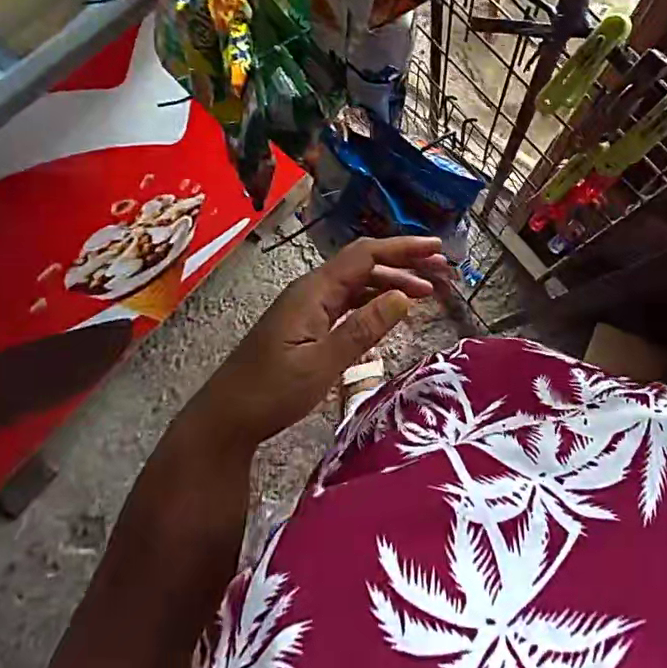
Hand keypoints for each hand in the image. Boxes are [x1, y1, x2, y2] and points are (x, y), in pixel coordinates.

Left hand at [188, 236, 451, 448]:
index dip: (403, 249)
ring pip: (356, 284)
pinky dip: (373, 302)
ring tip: (426, 292)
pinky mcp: (305, 324)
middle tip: (442, 272)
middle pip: (363, 264)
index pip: (365, 255)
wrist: (224, 418)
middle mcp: (311, 290)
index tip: (437, 248)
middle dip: (404, 263)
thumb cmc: (270, 392)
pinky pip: (347, 302)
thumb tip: (403, 296)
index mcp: (313, 291)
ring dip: (391, 283)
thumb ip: (363, 330)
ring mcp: (307, 307)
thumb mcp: (322, 365)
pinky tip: (390, 313)